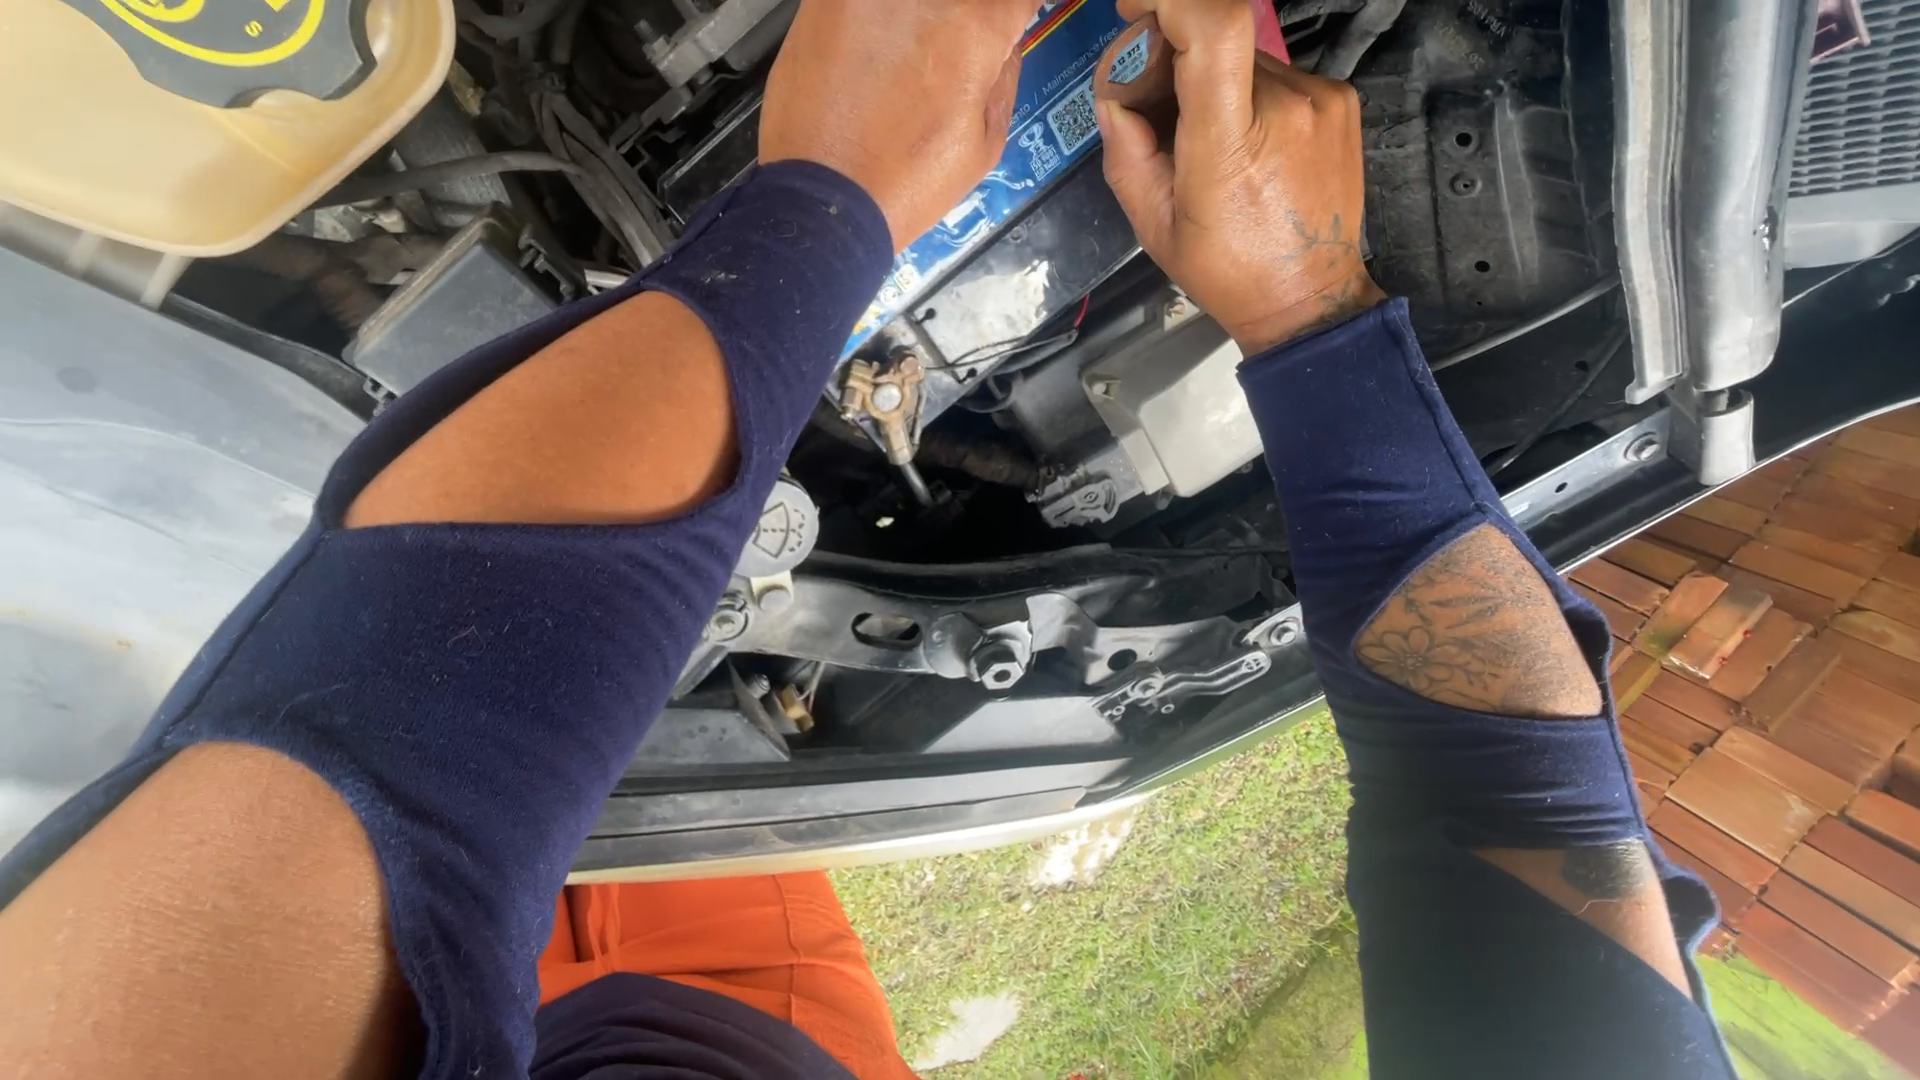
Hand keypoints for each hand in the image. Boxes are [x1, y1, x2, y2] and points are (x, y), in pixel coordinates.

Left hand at [760, 0, 1041, 251]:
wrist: (825, 199)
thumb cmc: (900, 187)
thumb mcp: (981, 152)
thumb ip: (1002, 83)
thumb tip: (1001, 49)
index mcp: (975, 30)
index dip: (1010, 19)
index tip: (1003, 31)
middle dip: (962, 24)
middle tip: (947, 64)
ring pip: (913, 3)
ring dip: (917, 23)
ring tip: (905, 68)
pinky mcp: (828, 0)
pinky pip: (869, 3)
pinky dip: (876, 24)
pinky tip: (872, 61)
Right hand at [1095, 0, 1385, 352]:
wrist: (1307, 297)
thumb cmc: (1226, 271)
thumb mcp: (1154, 227)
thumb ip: (1127, 154)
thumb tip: (1117, 96)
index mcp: (1231, 145)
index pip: (1213, 27)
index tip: (1135, 7)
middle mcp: (1285, 105)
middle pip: (1218, 41)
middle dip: (1175, 60)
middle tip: (1157, 109)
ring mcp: (1320, 98)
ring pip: (1245, 59)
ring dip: (1213, 84)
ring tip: (1206, 144)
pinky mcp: (1340, 98)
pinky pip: (1276, 75)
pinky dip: (1247, 96)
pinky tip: (1247, 147)